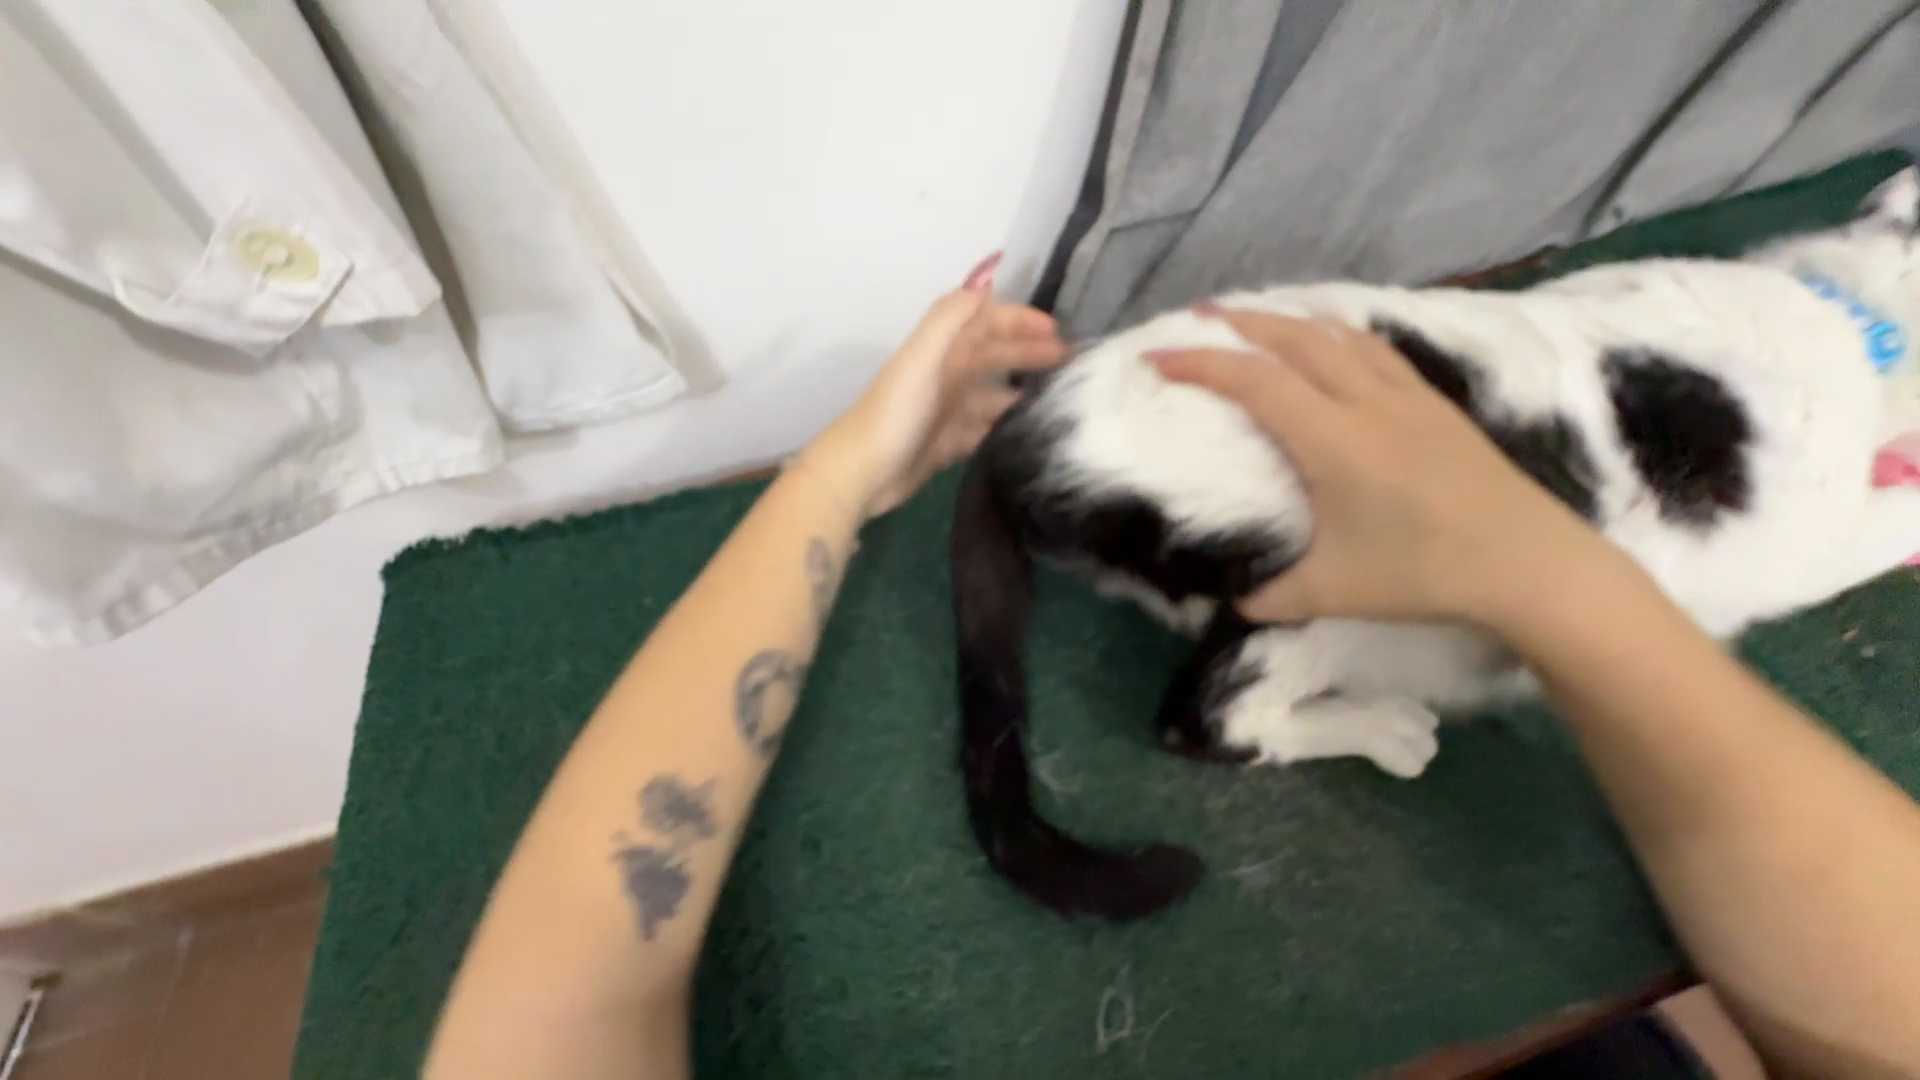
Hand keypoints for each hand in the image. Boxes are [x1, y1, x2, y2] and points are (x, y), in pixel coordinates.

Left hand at [809, 253, 1066, 517]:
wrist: (862, 472)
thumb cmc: (895, 412)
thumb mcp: (921, 358)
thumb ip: (950, 318)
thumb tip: (986, 279)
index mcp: (940, 350)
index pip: (985, 322)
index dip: (1018, 321)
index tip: (1056, 330)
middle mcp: (944, 375)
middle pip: (992, 355)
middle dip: (1028, 352)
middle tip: (1068, 361)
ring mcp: (946, 410)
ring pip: (991, 393)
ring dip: (1021, 391)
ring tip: (1057, 398)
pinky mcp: (946, 444)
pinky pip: (983, 429)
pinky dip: (1003, 426)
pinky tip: (1027, 431)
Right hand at [1150, 310, 1623, 629]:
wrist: (1532, 564)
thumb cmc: (1425, 573)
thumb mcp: (1332, 592)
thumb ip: (1270, 595)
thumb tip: (1230, 599)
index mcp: (1333, 440)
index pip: (1255, 382)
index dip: (1201, 364)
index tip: (1158, 356)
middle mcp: (1367, 402)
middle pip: (1295, 339)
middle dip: (1241, 322)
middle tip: (1198, 318)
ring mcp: (1406, 396)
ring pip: (1339, 334)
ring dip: (1290, 319)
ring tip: (1258, 318)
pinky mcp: (1434, 403)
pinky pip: (1373, 348)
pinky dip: (1336, 331)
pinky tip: (1331, 339)